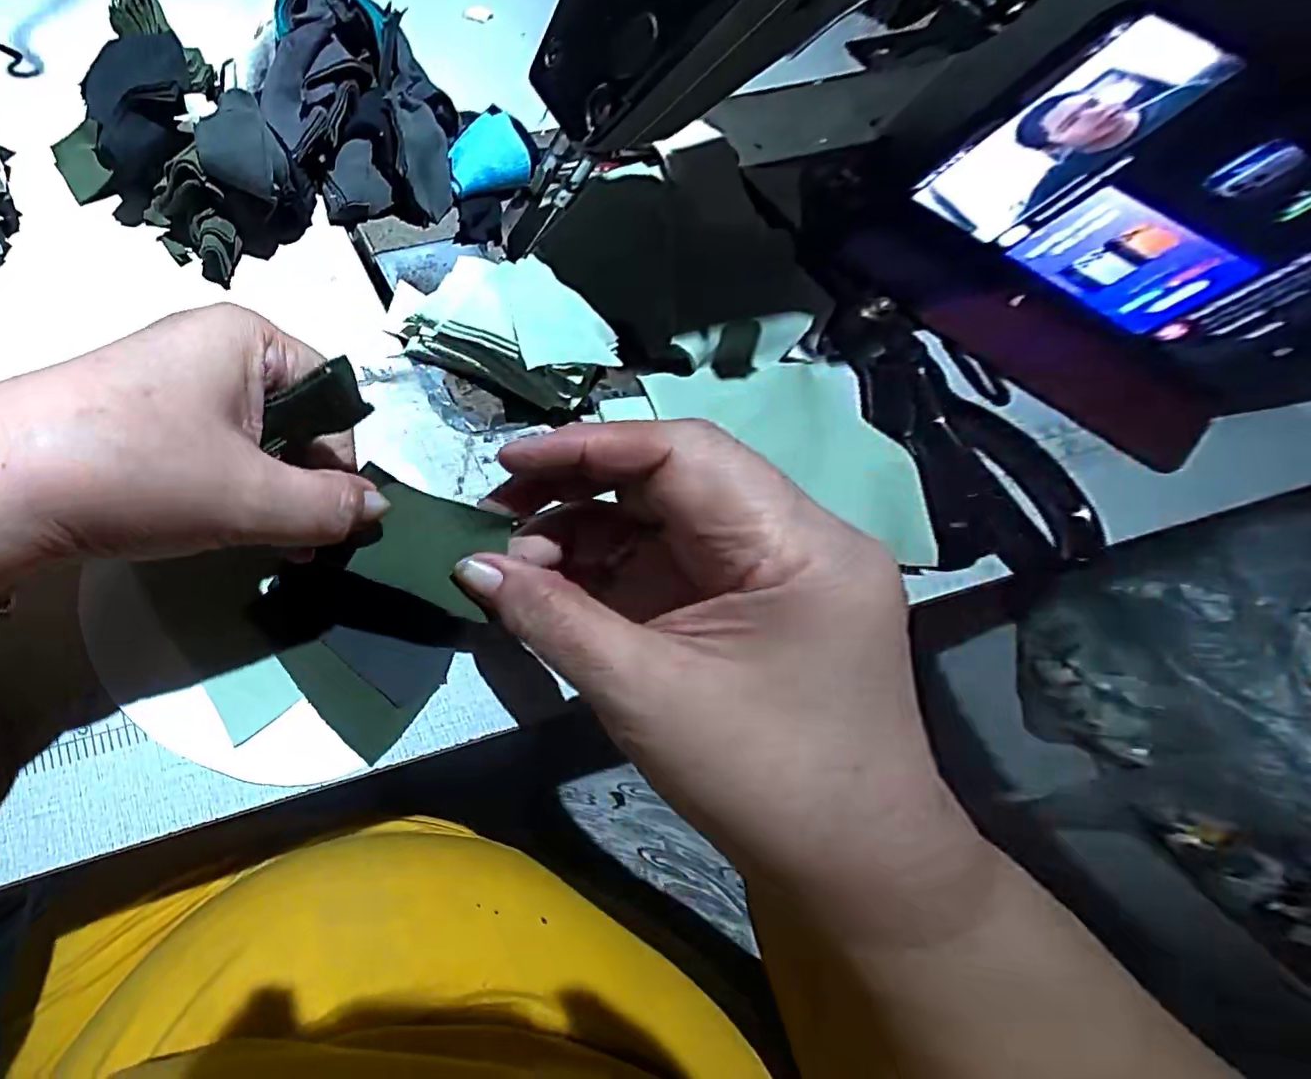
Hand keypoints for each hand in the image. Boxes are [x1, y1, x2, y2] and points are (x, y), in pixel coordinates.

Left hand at [0, 304, 387, 604]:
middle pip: (291, 417)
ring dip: (267, 493)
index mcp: (247, 338)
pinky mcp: (135, 414)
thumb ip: (327, 506)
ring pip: (249, 438)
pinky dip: (224, 487)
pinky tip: (214, 525)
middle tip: (300, 545)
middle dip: (303, 483)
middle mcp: (209, 345)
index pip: (330, 394)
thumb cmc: (144, 473)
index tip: (333, 518)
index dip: (340, 459)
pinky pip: (206, 446)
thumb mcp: (250, 497)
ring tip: (262, 544)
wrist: (0, 486)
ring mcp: (167, 379)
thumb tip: (378, 507)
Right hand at [455, 421, 994, 939]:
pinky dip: (594, 568)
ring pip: (651, 518)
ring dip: (577, 533)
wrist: (843, 865)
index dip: (587, 447)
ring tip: (517, 567)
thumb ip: (549, 617)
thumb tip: (469, 566)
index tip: (509, 459)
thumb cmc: (759, 776)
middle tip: (499, 511)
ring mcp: (755, 569)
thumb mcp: (639, 689)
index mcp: (793, 543)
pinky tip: (548, 587)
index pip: (681, 454)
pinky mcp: (728, 601)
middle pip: (663, 479)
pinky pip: (652, 560)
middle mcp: (782, 537)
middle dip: (572, 488)